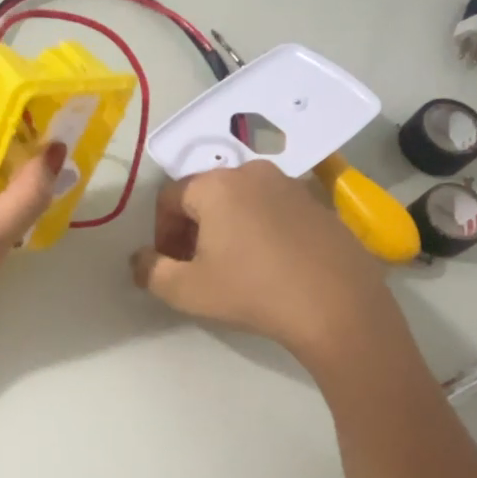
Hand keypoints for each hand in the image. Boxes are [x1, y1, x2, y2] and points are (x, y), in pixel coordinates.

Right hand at [131, 162, 404, 367]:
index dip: (160, 233)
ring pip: (240, 201)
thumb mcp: (185, 290)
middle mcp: (253, 172)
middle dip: (192, 229)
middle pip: (205, 195)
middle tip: (196, 267)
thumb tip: (140, 258)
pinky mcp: (319, 203)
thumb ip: (150, 270)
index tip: (170, 265)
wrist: (336, 304)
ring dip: (225, 228)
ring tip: (232, 267)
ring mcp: (291, 184)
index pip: (169, 198)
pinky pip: (273, 210)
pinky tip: (269, 266)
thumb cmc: (251, 292)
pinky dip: (259, 231)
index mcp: (216, 185)